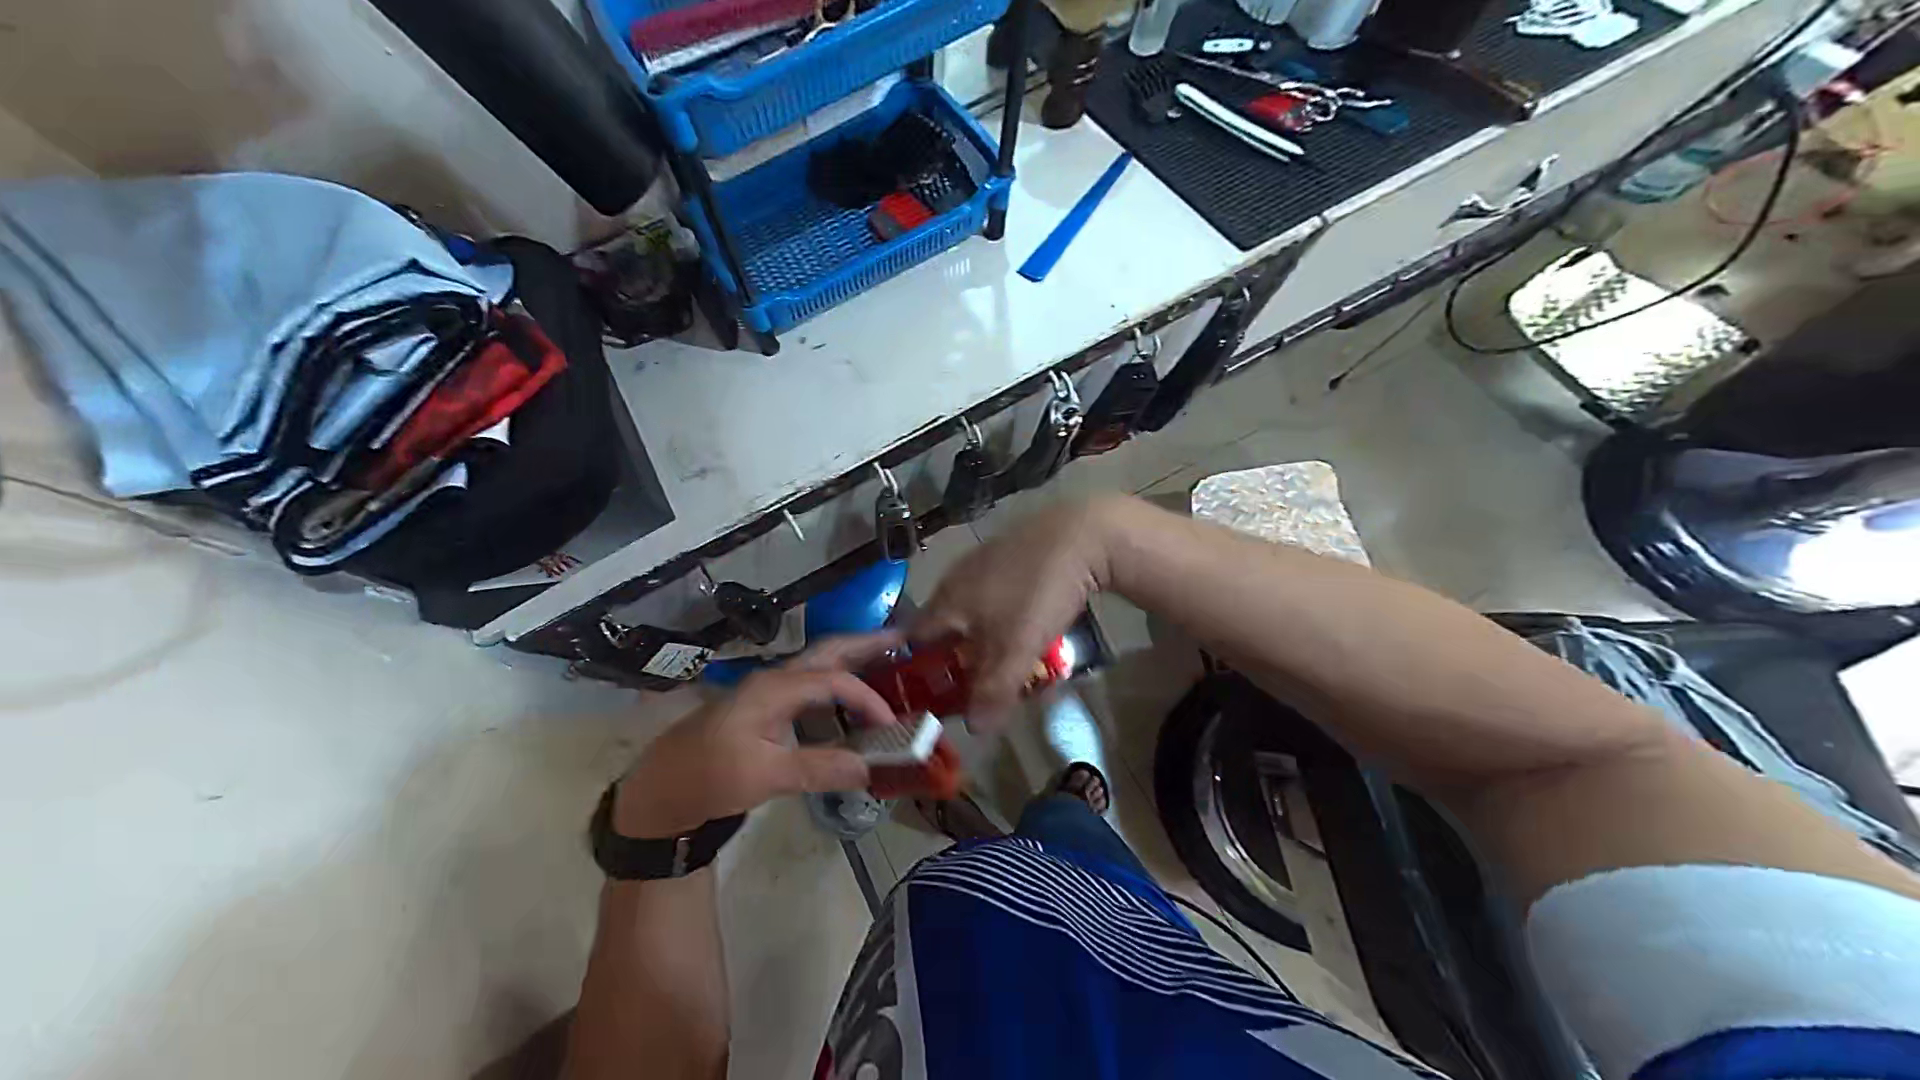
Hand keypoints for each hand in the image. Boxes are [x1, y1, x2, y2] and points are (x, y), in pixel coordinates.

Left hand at [613, 632, 903, 837]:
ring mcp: (771, 691)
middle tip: (906, 641)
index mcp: (774, 688)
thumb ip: (819, 769)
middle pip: (829, 651)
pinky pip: (813, 685)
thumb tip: (870, 768)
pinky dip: (841, 684)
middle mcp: (775, 680)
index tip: (892, 726)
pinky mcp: (769, 707)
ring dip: (855, 660)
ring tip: (891, 659)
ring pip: (821, 664)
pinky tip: (855, 698)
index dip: (867, 699)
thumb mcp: (764, 776)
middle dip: (867, 644)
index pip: (833, 681)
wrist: (662, 791)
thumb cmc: (709, 778)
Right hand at [916, 497, 1127, 718]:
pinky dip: (1003, 616)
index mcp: (946, 600)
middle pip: (945, 627)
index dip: (918, 669)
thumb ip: (994, 691)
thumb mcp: (1016, 649)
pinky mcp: (1010, 553)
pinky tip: (1029, 624)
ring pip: (973, 610)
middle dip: (957, 658)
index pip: (914, 639)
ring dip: (983, 638)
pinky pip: (995, 594)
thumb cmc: (1037, 592)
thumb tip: (975, 729)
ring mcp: (982, 562)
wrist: (1081, 533)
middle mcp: (956, 579)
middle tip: (976, 684)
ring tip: (1006, 660)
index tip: (931, 695)